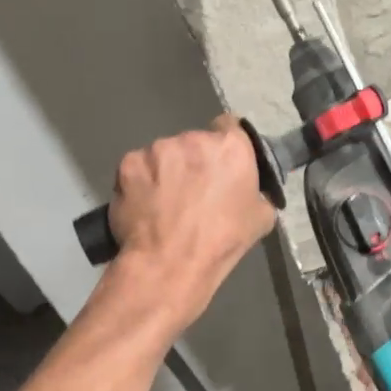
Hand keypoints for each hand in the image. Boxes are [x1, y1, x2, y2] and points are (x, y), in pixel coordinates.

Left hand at [103, 115, 276, 331]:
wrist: (169, 264)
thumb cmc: (222, 241)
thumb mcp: (262, 217)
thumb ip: (258, 191)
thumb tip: (252, 190)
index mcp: (231, 146)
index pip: (229, 126)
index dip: (226, 144)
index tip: (222, 163)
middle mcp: (194, 138)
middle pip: (195, 141)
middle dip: (194, 160)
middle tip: (194, 191)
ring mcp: (158, 149)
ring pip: (164, 154)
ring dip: (167, 170)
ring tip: (165, 202)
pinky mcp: (128, 164)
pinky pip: (138, 168)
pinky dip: (141, 182)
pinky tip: (145, 204)